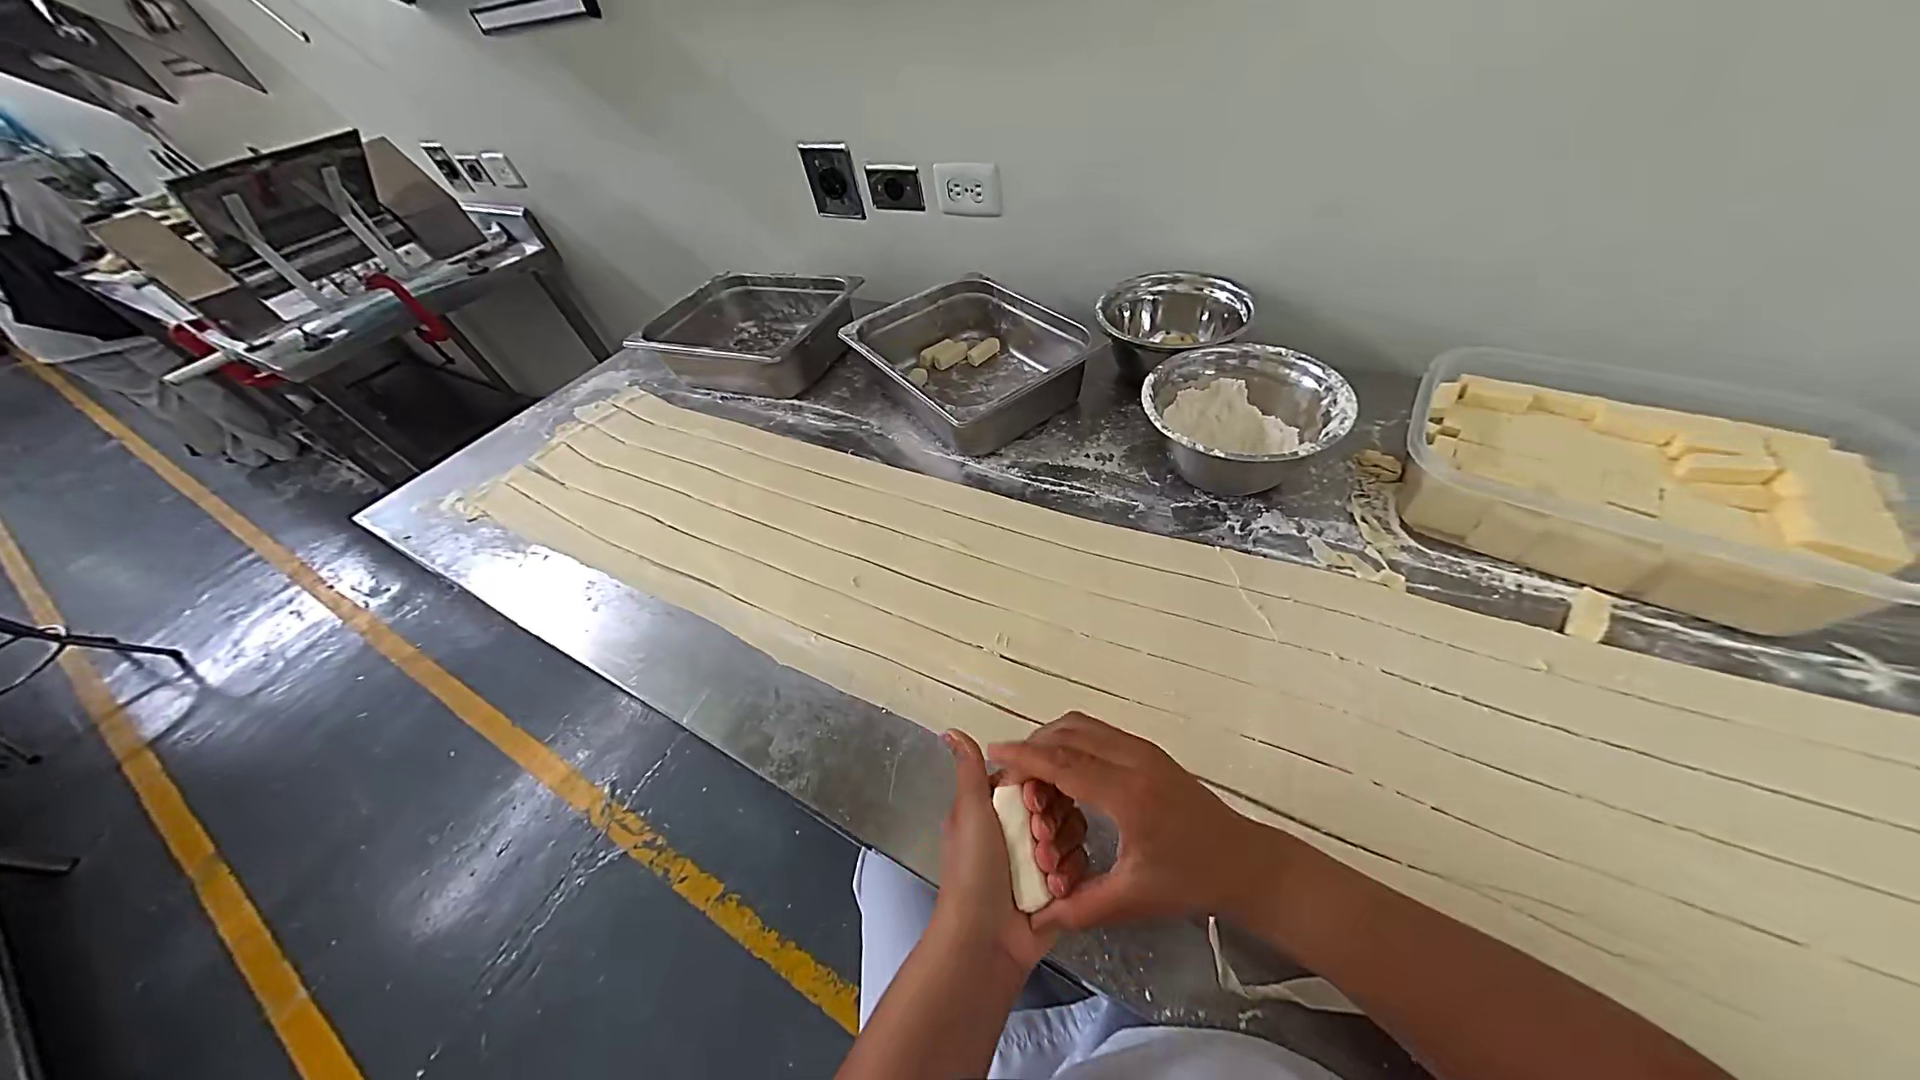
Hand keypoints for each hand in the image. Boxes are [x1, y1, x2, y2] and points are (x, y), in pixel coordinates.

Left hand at [930, 729, 1088, 972]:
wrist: (986, 940)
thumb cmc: (972, 872)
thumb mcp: (969, 813)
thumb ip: (969, 769)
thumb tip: (952, 731)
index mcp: (995, 806)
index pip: (1033, 778)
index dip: (1040, 789)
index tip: (1033, 805)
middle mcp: (1019, 827)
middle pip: (1058, 803)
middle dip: (1053, 824)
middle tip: (1038, 842)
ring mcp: (1040, 855)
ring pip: (1073, 832)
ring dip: (1061, 851)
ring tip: (1044, 870)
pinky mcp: (1060, 882)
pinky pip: (1081, 863)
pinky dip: (1070, 875)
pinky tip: (1055, 888)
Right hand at [990, 712, 1275, 932]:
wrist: (1243, 861)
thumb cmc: (1191, 879)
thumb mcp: (1132, 899)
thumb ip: (1079, 907)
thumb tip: (1035, 920)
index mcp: (1129, 794)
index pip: (1064, 763)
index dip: (1025, 757)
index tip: (995, 753)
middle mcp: (1134, 760)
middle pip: (1068, 733)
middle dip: (1033, 748)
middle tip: (1015, 779)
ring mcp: (1143, 750)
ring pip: (1082, 726)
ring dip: (1052, 741)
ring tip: (1036, 776)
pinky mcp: (1147, 751)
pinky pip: (1097, 732)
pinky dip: (1071, 743)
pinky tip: (1065, 774)